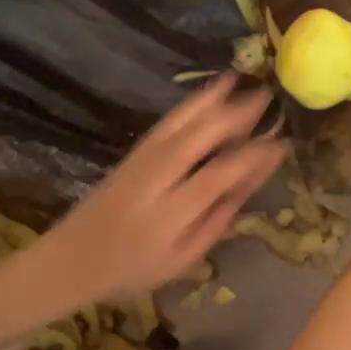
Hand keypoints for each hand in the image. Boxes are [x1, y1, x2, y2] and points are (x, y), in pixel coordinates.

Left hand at [39, 74, 287, 302]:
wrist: (68, 262)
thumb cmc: (132, 270)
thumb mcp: (182, 259)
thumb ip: (216, 223)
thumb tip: (246, 189)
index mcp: (172, 212)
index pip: (221, 174)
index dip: (254, 157)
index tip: (282, 145)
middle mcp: (156, 179)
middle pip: (199, 137)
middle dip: (235, 114)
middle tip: (266, 98)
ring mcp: (141, 162)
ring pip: (180, 123)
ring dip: (212, 99)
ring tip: (238, 79)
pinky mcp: (132, 155)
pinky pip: (166, 123)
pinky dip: (190, 105)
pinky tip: (208, 93)